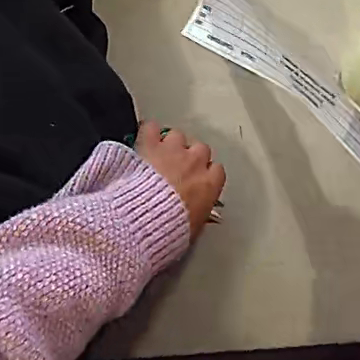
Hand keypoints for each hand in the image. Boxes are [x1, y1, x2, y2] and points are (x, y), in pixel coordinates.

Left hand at [136, 121, 225, 238]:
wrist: (142, 220)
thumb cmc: (167, 230)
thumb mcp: (191, 232)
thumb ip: (197, 217)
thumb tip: (195, 217)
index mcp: (208, 185)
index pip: (217, 170)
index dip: (206, 174)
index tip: (198, 181)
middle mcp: (194, 163)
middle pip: (201, 149)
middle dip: (191, 157)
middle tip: (178, 169)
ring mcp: (173, 150)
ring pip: (178, 135)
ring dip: (171, 144)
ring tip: (160, 154)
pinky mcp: (150, 144)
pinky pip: (152, 128)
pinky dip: (148, 133)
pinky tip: (144, 140)